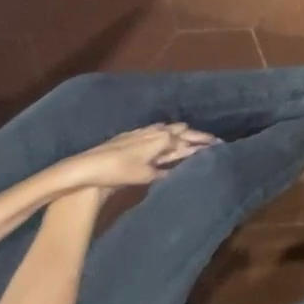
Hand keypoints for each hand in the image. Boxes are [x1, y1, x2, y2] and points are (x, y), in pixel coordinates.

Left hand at [52, 123, 217, 189]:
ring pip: (169, 127)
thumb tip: (179, 170)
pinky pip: (156, 130)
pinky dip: (164, 134)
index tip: (219, 144)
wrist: (84, 167)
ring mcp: (143, 131)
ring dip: (179, 133)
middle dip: (195, 135)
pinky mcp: (131, 134)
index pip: (192, 139)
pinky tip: (160, 140)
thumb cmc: (118, 172)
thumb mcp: (145, 176)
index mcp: (165, 139)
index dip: (205, 142)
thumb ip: (165, 171)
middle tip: (204, 143)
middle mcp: (158, 131)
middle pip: (183, 129)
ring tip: (185, 140)